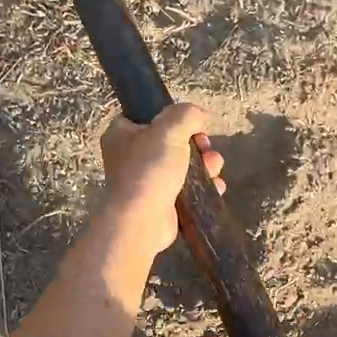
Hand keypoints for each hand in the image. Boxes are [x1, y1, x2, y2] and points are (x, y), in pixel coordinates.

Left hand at [99, 103, 225, 251]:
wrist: (142, 221)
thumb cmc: (149, 170)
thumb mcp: (169, 130)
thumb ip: (186, 115)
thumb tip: (198, 115)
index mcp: (121, 134)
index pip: (147, 116)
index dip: (172, 117)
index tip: (191, 123)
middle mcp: (131, 157)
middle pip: (172, 141)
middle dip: (197, 143)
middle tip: (205, 147)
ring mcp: (146, 181)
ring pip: (183, 165)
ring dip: (205, 164)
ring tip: (214, 168)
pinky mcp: (162, 203)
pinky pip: (188, 188)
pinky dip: (203, 186)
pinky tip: (215, 186)